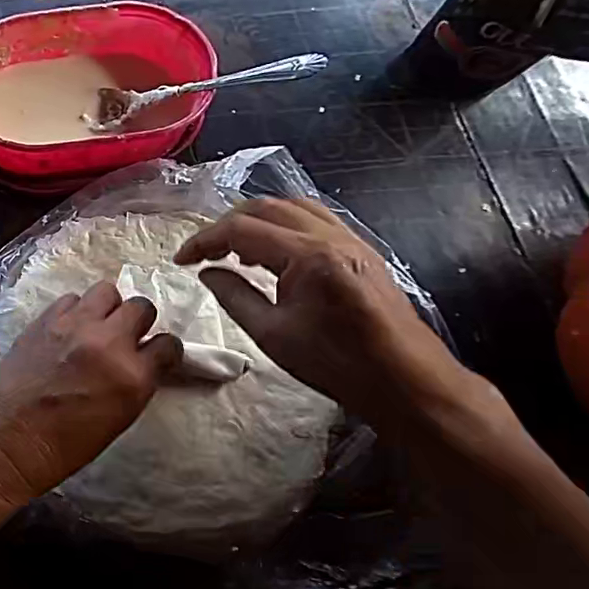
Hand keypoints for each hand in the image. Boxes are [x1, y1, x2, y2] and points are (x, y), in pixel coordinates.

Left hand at [0, 280, 182, 507]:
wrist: (9, 439)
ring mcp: (72, 326)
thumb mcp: (120, 416)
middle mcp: (107, 342)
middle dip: (138, 321)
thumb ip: (136, 381)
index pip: (168, 345)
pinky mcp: (43, 320)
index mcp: (132, 376)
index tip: (155, 354)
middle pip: (140, 307)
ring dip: (107, 308)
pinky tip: (66, 329)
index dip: (163, 350)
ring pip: (106, 291)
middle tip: (125, 336)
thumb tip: (141, 359)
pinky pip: (70, 299)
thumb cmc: (66, 444)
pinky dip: (74, 310)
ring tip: (96, 326)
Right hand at [176, 198, 473, 428]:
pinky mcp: (360, 250)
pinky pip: (313, 219)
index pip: (241, 229)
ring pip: (291, 206)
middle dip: (225, 225)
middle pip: (265, 207)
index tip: (181, 260)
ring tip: (233, 250)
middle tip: (203, 253)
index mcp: (309, 256)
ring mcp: (351, 240)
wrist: (408, 381)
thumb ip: (233, 295)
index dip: (203, 240)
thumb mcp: (271, 334)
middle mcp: (332, 237)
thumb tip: (206, 271)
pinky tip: (269, 253)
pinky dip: (281, 226)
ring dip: (254, 220)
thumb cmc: (337, 364)